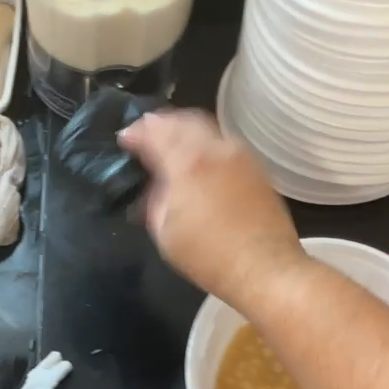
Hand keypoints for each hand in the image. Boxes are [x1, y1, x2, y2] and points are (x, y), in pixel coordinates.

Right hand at [117, 109, 308, 307]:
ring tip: (169, 145)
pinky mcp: (256, 168)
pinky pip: (223, 143)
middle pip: (183, 120)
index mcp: (188, 163)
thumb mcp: (165, 233)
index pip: (156, 132)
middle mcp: (216, 149)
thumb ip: (155, 199)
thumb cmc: (208, 257)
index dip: (136, 133)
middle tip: (144, 134)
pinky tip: (197, 162)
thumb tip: (153, 186)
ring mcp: (240, 155)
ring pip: (206, 128)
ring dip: (183, 131)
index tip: (124, 139)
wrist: (264, 268)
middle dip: (160, 124)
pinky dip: (203, 143)